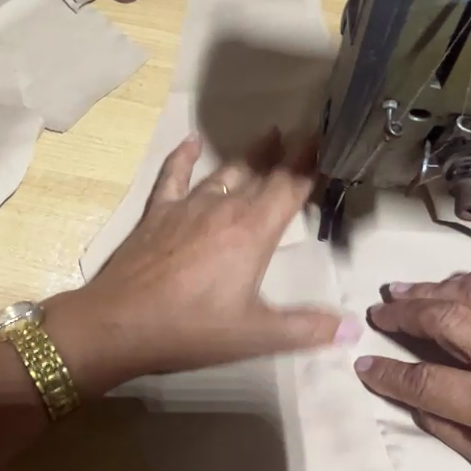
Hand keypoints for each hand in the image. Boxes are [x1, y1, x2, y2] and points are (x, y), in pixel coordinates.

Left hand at [49, 134, 357, 390]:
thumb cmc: (191, 329)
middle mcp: (223, 208)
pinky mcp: (156, 214)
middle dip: (287, 155)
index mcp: (253, 231)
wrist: (118, 324)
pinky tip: (190, 141)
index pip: (291, 187)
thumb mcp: (255, 336)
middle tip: (305, 134)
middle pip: (262, 175)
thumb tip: (353, 330)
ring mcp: (186, 208)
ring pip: (225, 173)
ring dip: (248, 155)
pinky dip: (183, 157)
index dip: (311, 163)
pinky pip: (173, 177)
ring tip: (268, 134)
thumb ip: (305, 329)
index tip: (329, 140)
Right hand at [353, 267, 470, 470]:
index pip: (428, 380)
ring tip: (405, 290)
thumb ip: (446, 424)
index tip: (363, 365)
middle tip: (378, 312)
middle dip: (406, 312)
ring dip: (437, 287)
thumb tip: (410, 394)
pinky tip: (458, 282)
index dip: (388, 373)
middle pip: (450, 318)